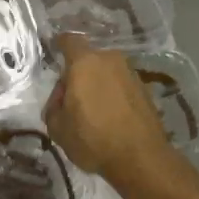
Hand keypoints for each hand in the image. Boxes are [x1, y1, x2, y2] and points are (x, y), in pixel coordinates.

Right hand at [42, 33, 170, 181]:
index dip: (60, 44)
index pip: (69, 41)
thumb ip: (53, 107)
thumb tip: (61, 100)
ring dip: (97, 86)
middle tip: (70, 100)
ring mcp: (131, 74)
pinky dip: (112, 96)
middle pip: (88, 60)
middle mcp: (110, 61)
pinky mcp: (145, 90)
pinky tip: (109, 118)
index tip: (55, 50)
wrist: (139, 157)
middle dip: (78, 74)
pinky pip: (120, 86)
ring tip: (91, 112)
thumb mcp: (57, 128)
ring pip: (106, 73)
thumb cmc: (92, 139)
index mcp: (84, 63)